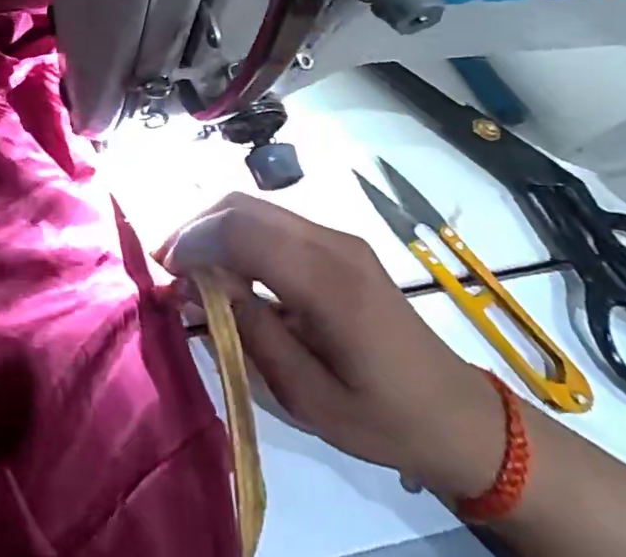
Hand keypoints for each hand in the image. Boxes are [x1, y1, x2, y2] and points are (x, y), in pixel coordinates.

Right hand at [161, 193, 505, 500]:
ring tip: (189, 270)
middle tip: (168, 270)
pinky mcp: (335, 243)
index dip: (191, 244)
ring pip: (249, 207)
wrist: (459, 417)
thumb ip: (248, 333)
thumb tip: (197, 289)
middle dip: (192, 231)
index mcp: (329, 284)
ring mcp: (336, 238)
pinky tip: (224, 270)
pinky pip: (268, 220)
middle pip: (239, 207)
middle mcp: (332, 245)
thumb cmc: (383, 418)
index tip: (167, 276)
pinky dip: (233, 235)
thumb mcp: (306, 396)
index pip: (240, 232)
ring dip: (210, 230)